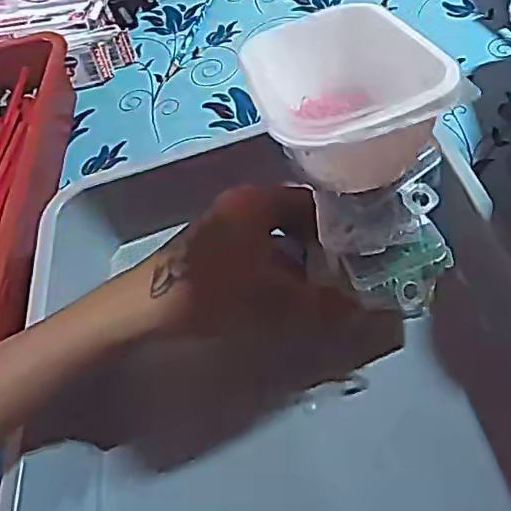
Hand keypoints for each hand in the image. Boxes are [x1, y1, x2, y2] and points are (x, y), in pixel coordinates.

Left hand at [117, 184, 360, 339]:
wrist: (143, 310)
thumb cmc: (213, 292)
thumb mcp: (275, 301)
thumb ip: (325, 304)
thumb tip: (367, 309)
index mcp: (258, 200)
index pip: (314, 201)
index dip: (341, 225)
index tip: (362, 250)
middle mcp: (243, 202)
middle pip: (297, 217)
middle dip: (322, 245)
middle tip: (343, 272)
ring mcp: (225, 221)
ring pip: (277, 234)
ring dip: (300, 257)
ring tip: (319, 287)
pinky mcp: (213, 244)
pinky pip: (258, 246)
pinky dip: (277, 264)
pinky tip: (284, 293)